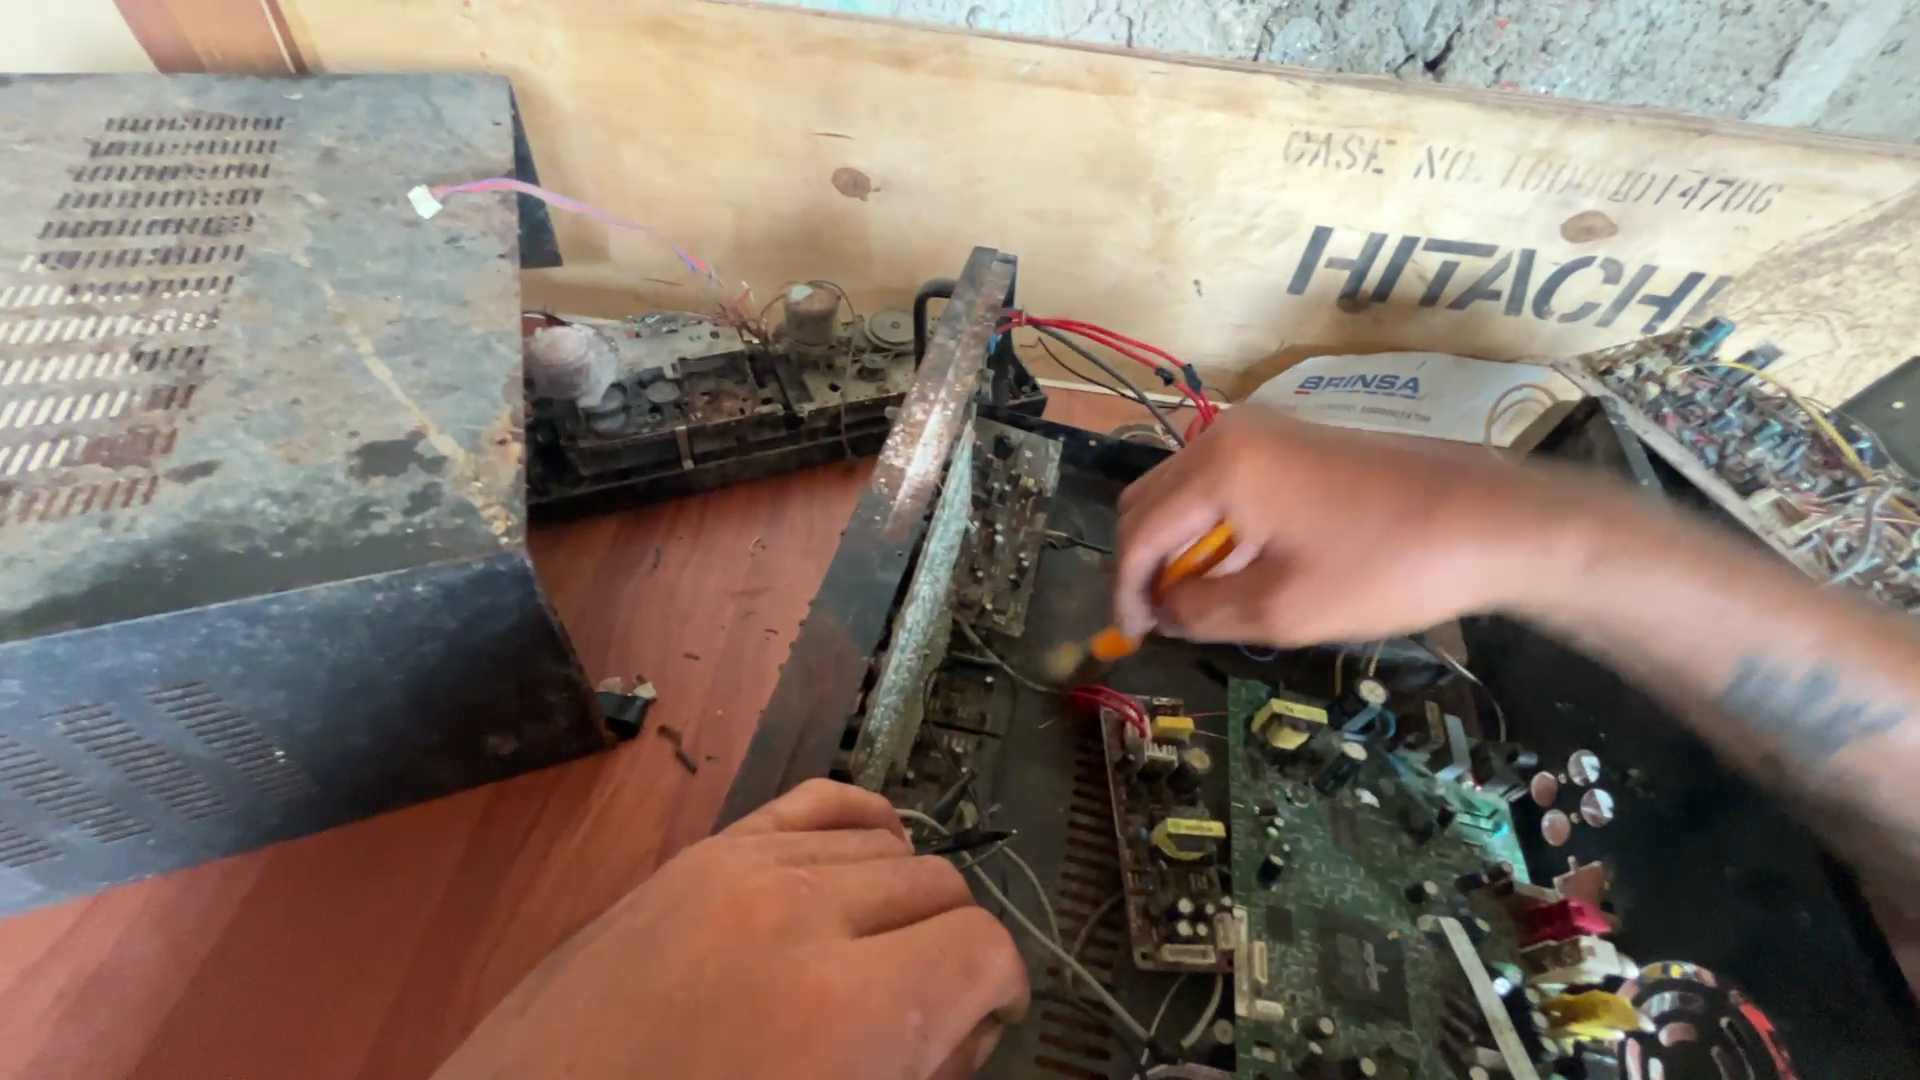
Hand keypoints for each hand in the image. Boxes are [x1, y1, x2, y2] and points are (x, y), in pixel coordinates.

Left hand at [434, 779, 1028, 1079]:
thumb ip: (922, 1070)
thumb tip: (965, 1019)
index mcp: (842, 1012)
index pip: (982, 947)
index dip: (1000, 990)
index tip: (980, 1023)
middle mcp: (803, 913)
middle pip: (942, 884)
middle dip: (951, 949)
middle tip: (920, 1011)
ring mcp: (746, 864)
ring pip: (891, 841)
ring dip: (904, 899)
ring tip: (877, 950)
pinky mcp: (707, 848)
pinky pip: (823, 800)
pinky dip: (863, 827)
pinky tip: (862, 864)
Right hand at [1113, 406, 1604, 645]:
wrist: (1492, 521)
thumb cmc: (1384, 567)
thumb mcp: (1280, 610)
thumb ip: (1198, 613)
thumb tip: (1160, 613)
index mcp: (1218, 466)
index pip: (1139, 531)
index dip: (1126, 589)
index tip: (1131, 637)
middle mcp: (1225, 434)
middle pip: (1147, 502)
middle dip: (1144, 564)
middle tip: (1159, 618)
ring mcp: (1256, 432)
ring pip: (1179, 494)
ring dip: (1175, 547)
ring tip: (1194, 601)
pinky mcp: (1284, 442)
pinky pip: (1217, 486)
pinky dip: (1208, 529)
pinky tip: (1230, 568)